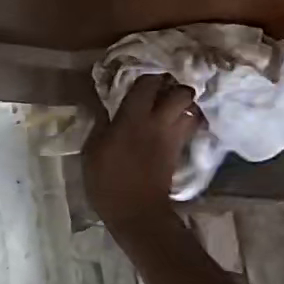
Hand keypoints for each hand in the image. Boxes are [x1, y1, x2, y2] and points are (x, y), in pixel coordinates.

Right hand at [82, 74, 199, 228]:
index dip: (147, 73)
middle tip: (161, 88)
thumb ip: (101, 123)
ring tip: (170, 104)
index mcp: (133, 117)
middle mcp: (159, 122)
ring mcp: (174, 137)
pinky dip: (186, 120)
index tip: (140, 71)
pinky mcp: (180, 151)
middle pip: (182, 92)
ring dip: (184, 103)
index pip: (148, 83)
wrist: (137, 212)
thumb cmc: (107, 181)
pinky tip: (174, 123)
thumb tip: (106, 105)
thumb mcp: (92, 150)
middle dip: (175, 85)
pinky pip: (190, 126)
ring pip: (191, 108)